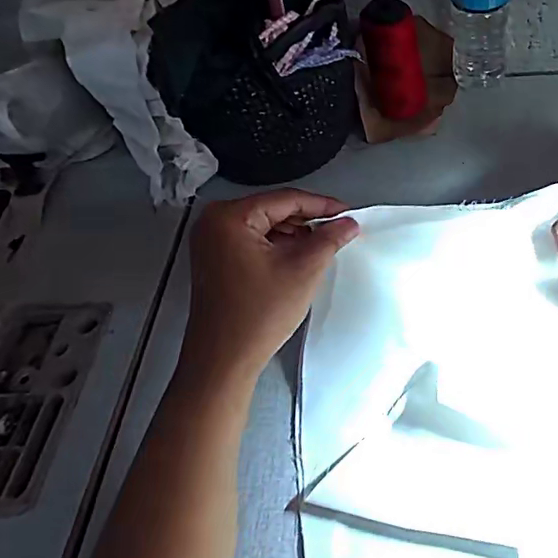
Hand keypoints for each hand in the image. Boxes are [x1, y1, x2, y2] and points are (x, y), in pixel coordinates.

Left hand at [180, 189, 360, 377]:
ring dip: (293, 234)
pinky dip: (276, 246)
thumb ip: (329, 239)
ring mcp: (210, 241)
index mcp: (229, 217)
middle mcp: (213, 222)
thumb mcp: (303, 270)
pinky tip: (297, 258)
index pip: (285, 198)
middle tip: (338, 230)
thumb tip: (347, 223)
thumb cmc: (255, 316)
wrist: (223, 359)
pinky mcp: (213, 259)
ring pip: (263, 225)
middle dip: (307, 220)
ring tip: (322, 247)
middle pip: (272, 209)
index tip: (346, 213)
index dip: (321, 205)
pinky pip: (251, 240)